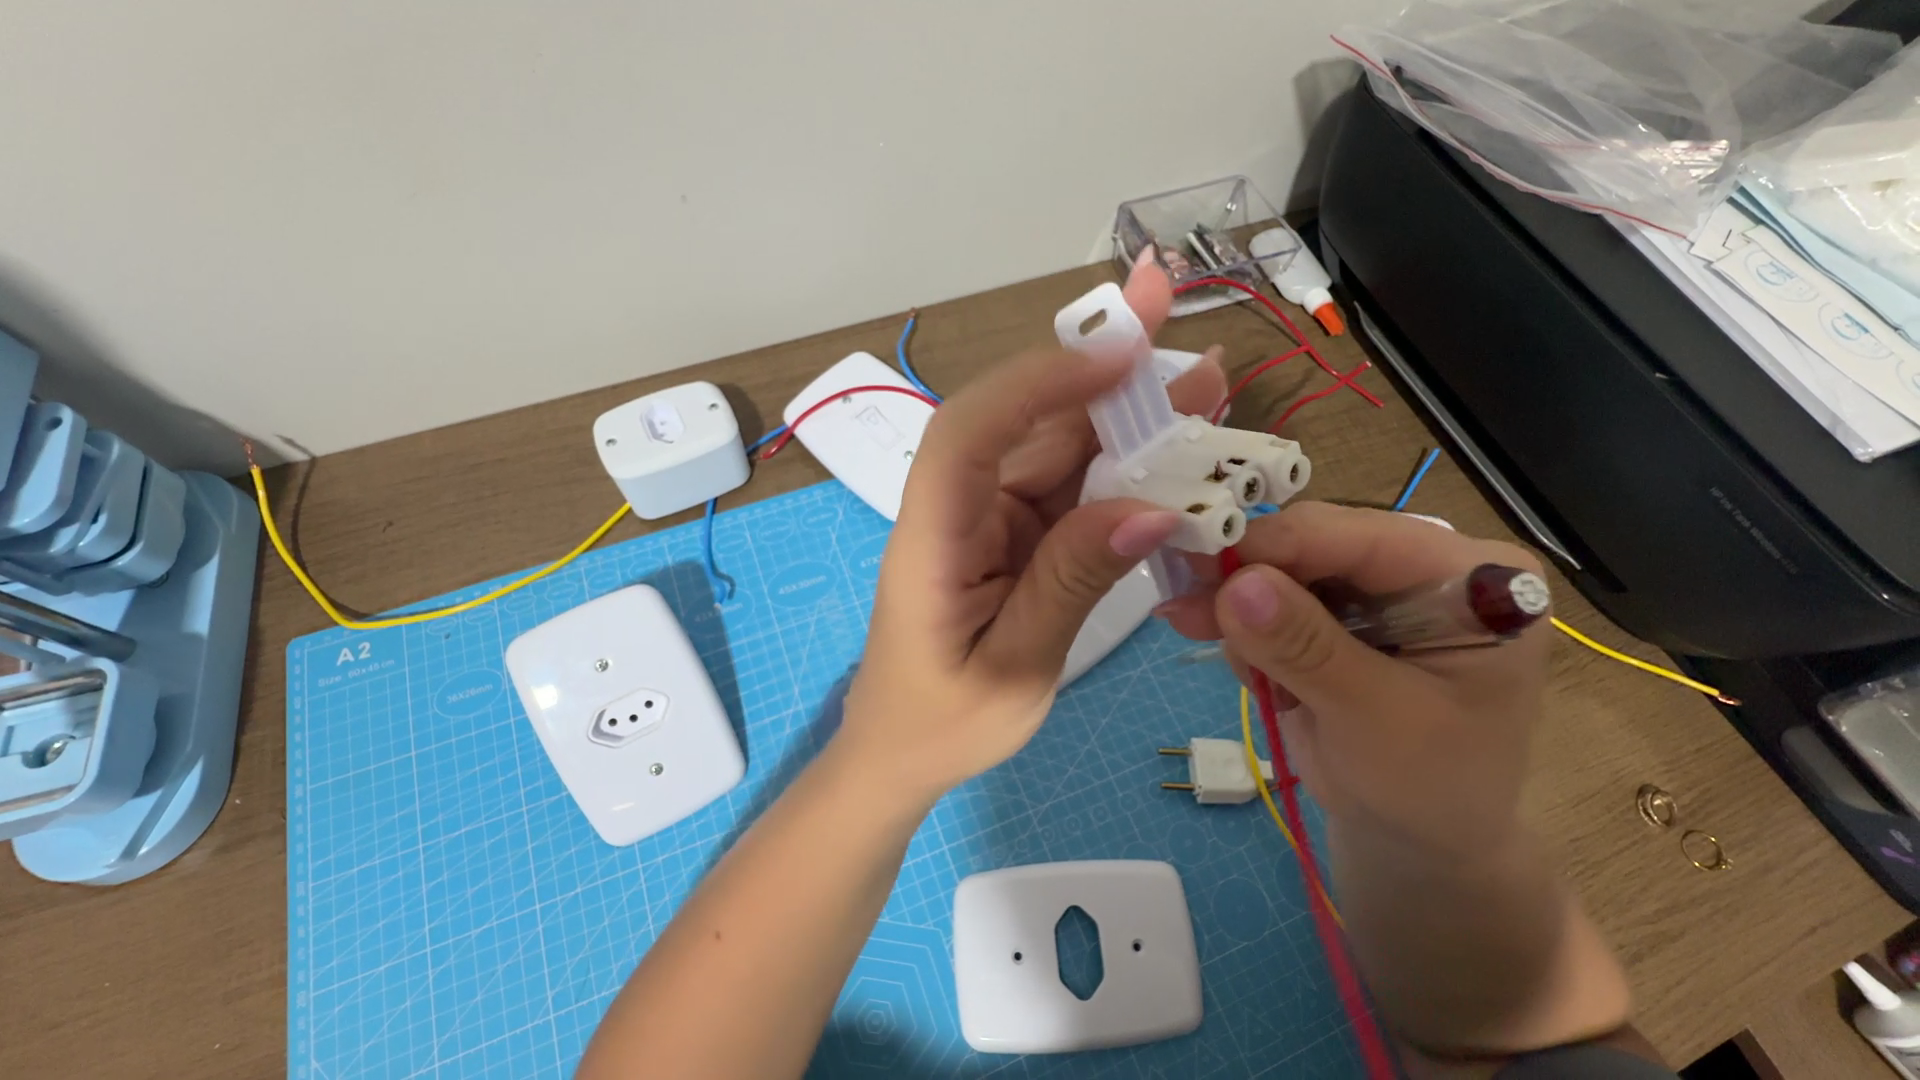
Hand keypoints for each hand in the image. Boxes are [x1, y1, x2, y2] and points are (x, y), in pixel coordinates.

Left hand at [837, 262, 1227, 799]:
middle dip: (1094, 366)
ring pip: (1058, 446)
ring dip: (1124, 410)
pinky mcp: (1017, 533)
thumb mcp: (1015, 666)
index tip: (1116, 356)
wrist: (905, 754)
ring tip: (1202, 374)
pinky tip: (1178, 437)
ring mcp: (991, 516)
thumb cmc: (943, 722)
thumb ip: (1072, 584)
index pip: (971, 434)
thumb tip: (1151, 513)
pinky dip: (1124, 465)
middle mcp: (959, 507)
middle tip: (1161, 301)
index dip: (1038, 384)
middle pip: (1023, 420)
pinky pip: (1074, 487)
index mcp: (932, 535)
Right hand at [1158, 502, 1551, 856]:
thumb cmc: (1428, 787)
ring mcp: (1375, 590)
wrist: (1415, 837)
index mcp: (1469, 575)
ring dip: (1237, 602)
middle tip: (1182, 602)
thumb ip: (1308, 649)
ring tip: (1191, 626)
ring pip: (1282, 566)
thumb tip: (1237, 584)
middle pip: (1315, 542)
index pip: (1362, 535)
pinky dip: (1246, 627)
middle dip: (1249, 575)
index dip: (1278, 544)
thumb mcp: (1376, 719)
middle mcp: (1422, 566)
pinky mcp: (1337, 616)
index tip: (1199, 561)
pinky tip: (1248, 668)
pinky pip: (1273, 598)